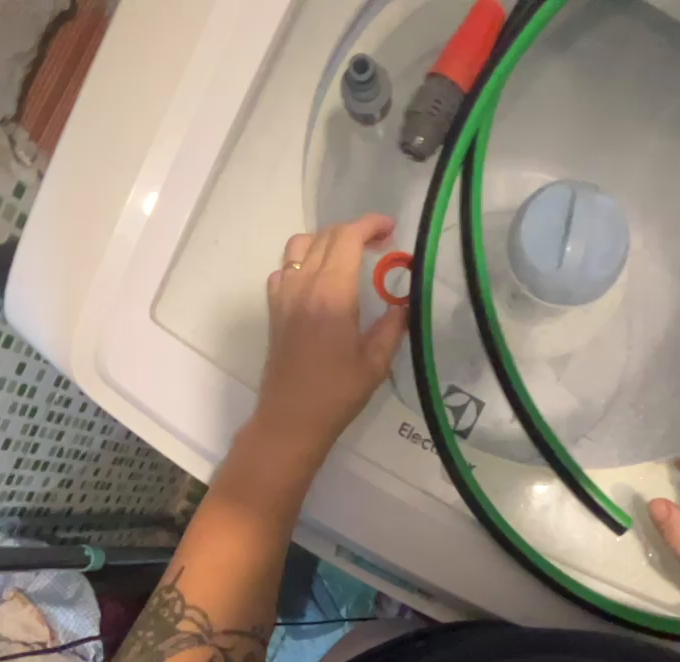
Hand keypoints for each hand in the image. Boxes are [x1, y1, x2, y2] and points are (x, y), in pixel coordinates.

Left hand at [253, 214, 409, 460]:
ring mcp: (284, 296)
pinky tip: (317, 281)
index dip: (370, 225)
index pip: (347, 238)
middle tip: (378, 243)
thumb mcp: (375, 364)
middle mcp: (304, 286)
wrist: (291, 419)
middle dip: (353, 230)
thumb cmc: (337, 395)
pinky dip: (302, 263)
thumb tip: (406, 302)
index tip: (390, 229)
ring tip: (346, 256)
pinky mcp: (274, 310)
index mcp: (332, 294)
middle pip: (324, 236)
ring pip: (298, 246)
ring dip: (325, 241)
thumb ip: (393, 327)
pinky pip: (284, 269)